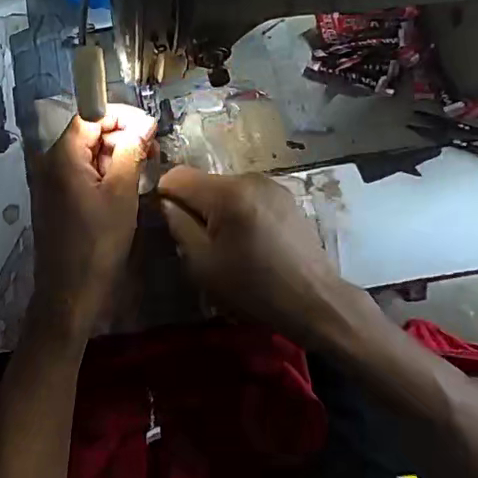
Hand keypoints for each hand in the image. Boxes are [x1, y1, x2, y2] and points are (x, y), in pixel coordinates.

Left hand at [29, 105, 156, 337]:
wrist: (70, 293)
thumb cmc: (97, 244)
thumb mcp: (121, 195)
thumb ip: (131, 153)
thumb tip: (143, 124)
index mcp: (61, 156)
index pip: (90, 116)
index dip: (122, 117)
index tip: (150, 129)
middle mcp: (50, 163)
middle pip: (88, 133)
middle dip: (121, 136)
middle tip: (153, 151)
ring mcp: (50, 183)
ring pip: (87, 155)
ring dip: (116, 156)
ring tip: (145, 170)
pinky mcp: (56, 200)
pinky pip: (82, 174)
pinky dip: (104, 174)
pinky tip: (126, 187)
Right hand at [156, 167, 356, 341]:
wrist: (314, 301)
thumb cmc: (253, 287)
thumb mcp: (202, 264)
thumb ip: (178, 225)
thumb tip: (164, 202)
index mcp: (227, 193)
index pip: (176, 176)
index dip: (163, 197)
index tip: (167, 224)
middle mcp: (249, 178)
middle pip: (202, 182)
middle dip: (193, 207)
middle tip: (199, 244)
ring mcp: (271, 185)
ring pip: (224, 190)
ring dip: (216, 211)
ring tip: (227, 246)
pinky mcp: (285, 197)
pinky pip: (246, 197)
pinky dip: (238, 213)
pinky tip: (250, 242)